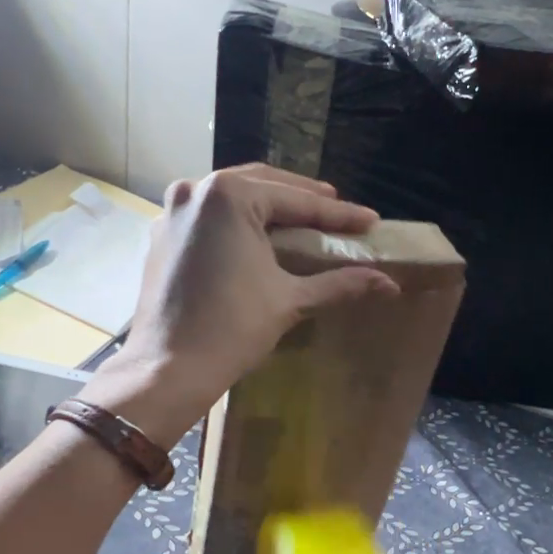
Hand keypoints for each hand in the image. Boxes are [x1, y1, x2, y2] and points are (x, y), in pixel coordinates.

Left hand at [86, 164, 396, 437]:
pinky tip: (258, 239)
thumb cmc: (233, 329)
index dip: (339, 215)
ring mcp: (173, 211)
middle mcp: (196, 190)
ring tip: (303, 221)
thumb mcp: (291, 300)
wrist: (170, 367)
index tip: (371, 222)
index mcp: (229, 195)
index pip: (297, 201)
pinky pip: (209, 218)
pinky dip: (239, 223)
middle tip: (339, 213)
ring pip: (233, 199)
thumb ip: (340, 284)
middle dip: (303, 200)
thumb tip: (390, 285)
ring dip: (270, 207)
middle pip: (263, 186)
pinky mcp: (162, 236)